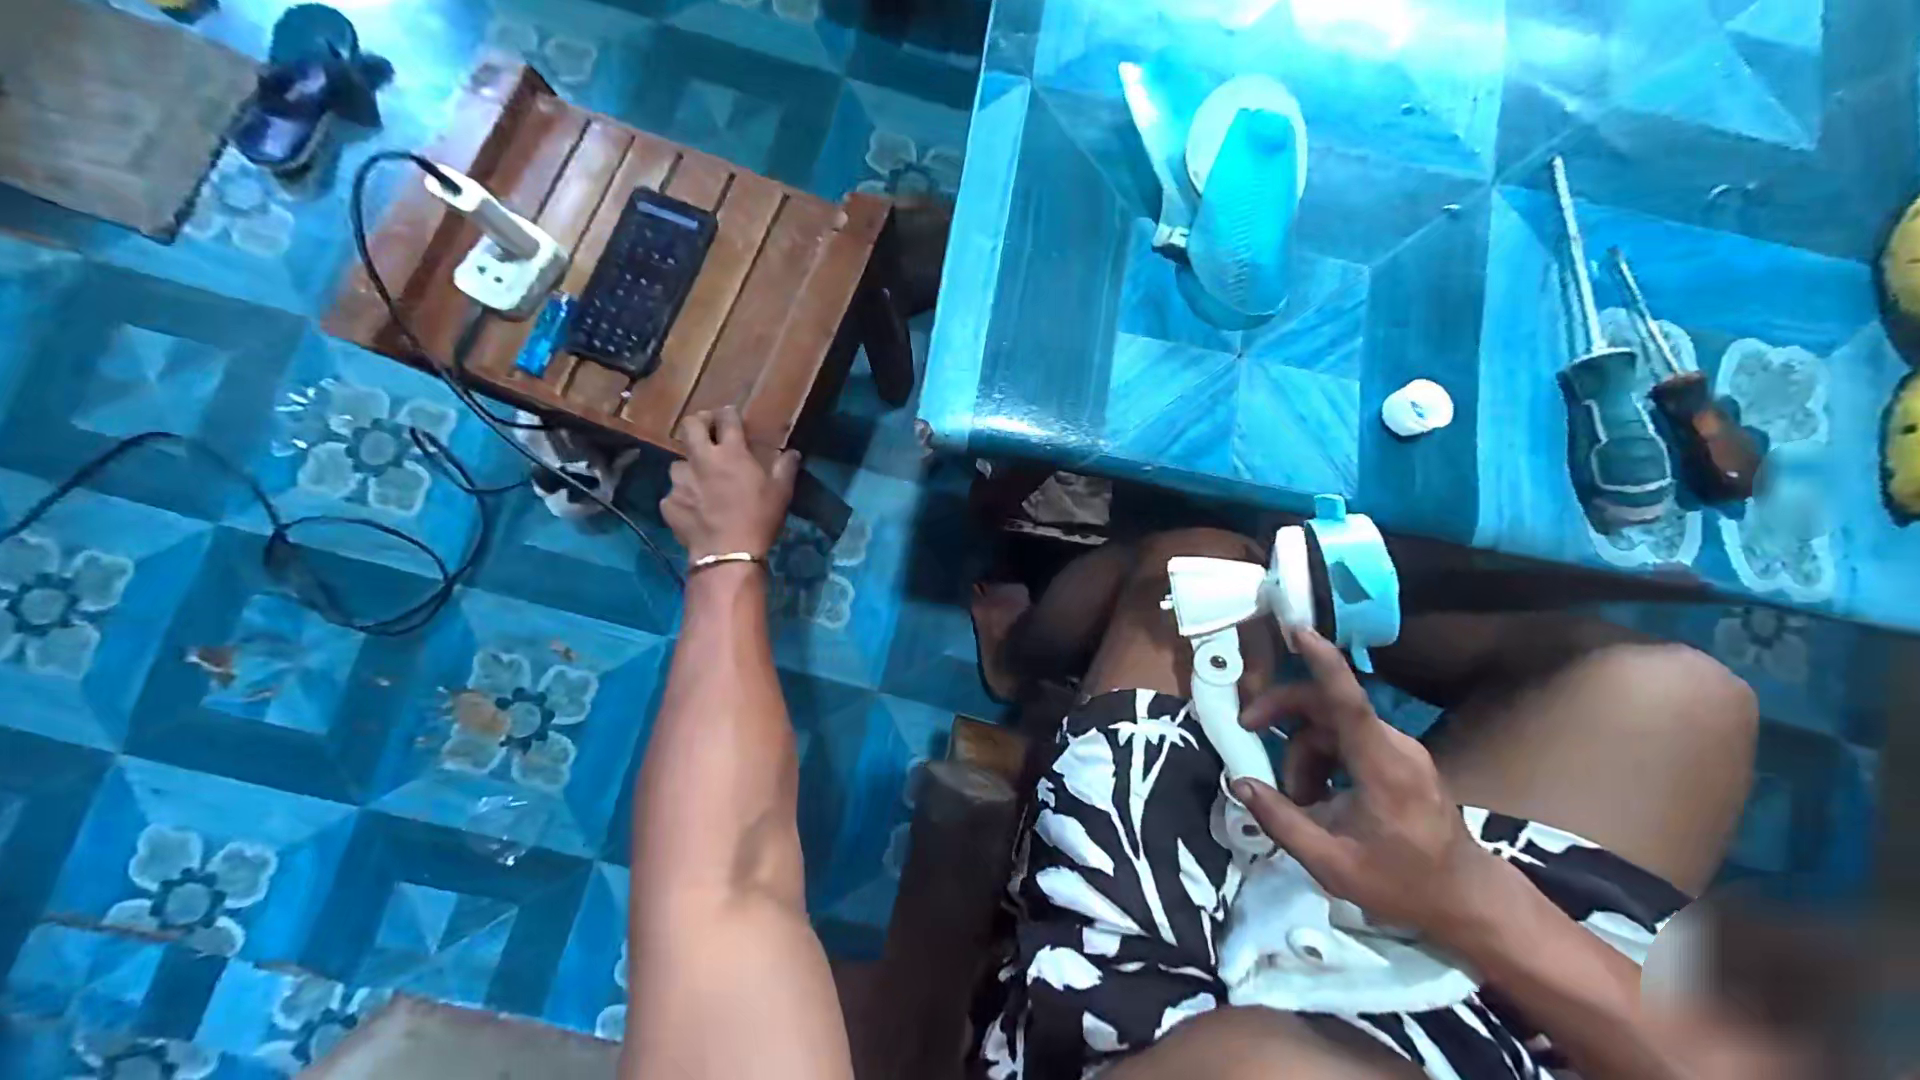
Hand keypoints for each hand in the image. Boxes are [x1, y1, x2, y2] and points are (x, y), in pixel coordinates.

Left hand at [661, 407, 799, 559]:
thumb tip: (793, 452)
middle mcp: (701, 459)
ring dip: (689, 466)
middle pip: (690, 426)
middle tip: (707, 428)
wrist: (728, 554)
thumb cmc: (759, 518)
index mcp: (731, 452)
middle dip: (699, 422)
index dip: (728, 413)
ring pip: (678, 463)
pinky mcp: (669, 502)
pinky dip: (683, 497)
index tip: (730, 414)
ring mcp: (681, 481)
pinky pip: (674, 493)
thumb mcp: (781, 493)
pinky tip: (693, 509)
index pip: (726, 419)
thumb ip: (786, 468)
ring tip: (699, 479)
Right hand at [1231, 629, 1507, 942]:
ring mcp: (1397, 750)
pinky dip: (1319, 760)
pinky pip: (1343, 741)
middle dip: (1282, 715)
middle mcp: (1393, 746)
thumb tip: (1240, 783)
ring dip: (1301, 753)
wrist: (1468, 901)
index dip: (1324, 663)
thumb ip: (1281, 821)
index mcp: (1384, 768)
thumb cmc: (1405, 885)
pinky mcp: (1395, 758)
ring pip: (1329, 726)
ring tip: (1297, 799)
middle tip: (1249, 730)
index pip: (1349, 702)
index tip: (1299, 631)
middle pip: (1326, 708)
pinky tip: (1315, 797)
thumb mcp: (1332, 864)